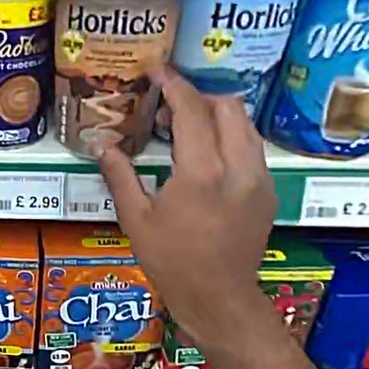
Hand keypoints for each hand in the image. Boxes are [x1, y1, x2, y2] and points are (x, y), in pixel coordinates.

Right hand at [99, 67, 318, 368]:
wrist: (219, 298)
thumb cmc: (172, 262)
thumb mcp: (136, 220)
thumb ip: (120, 175)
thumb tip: (101, 145)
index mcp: (201, 173)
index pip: (192, 109)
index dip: (174, 84)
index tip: (159, 70)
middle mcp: (237, 167)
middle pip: (226, 106)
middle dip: (199, 96)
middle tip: (172, 104)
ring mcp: (259, 178)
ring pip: (245, 124)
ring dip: (218, 115)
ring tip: (191, 126)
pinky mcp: (268, 191)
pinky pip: (253, 147)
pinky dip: (233, 137)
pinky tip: (211, 154)